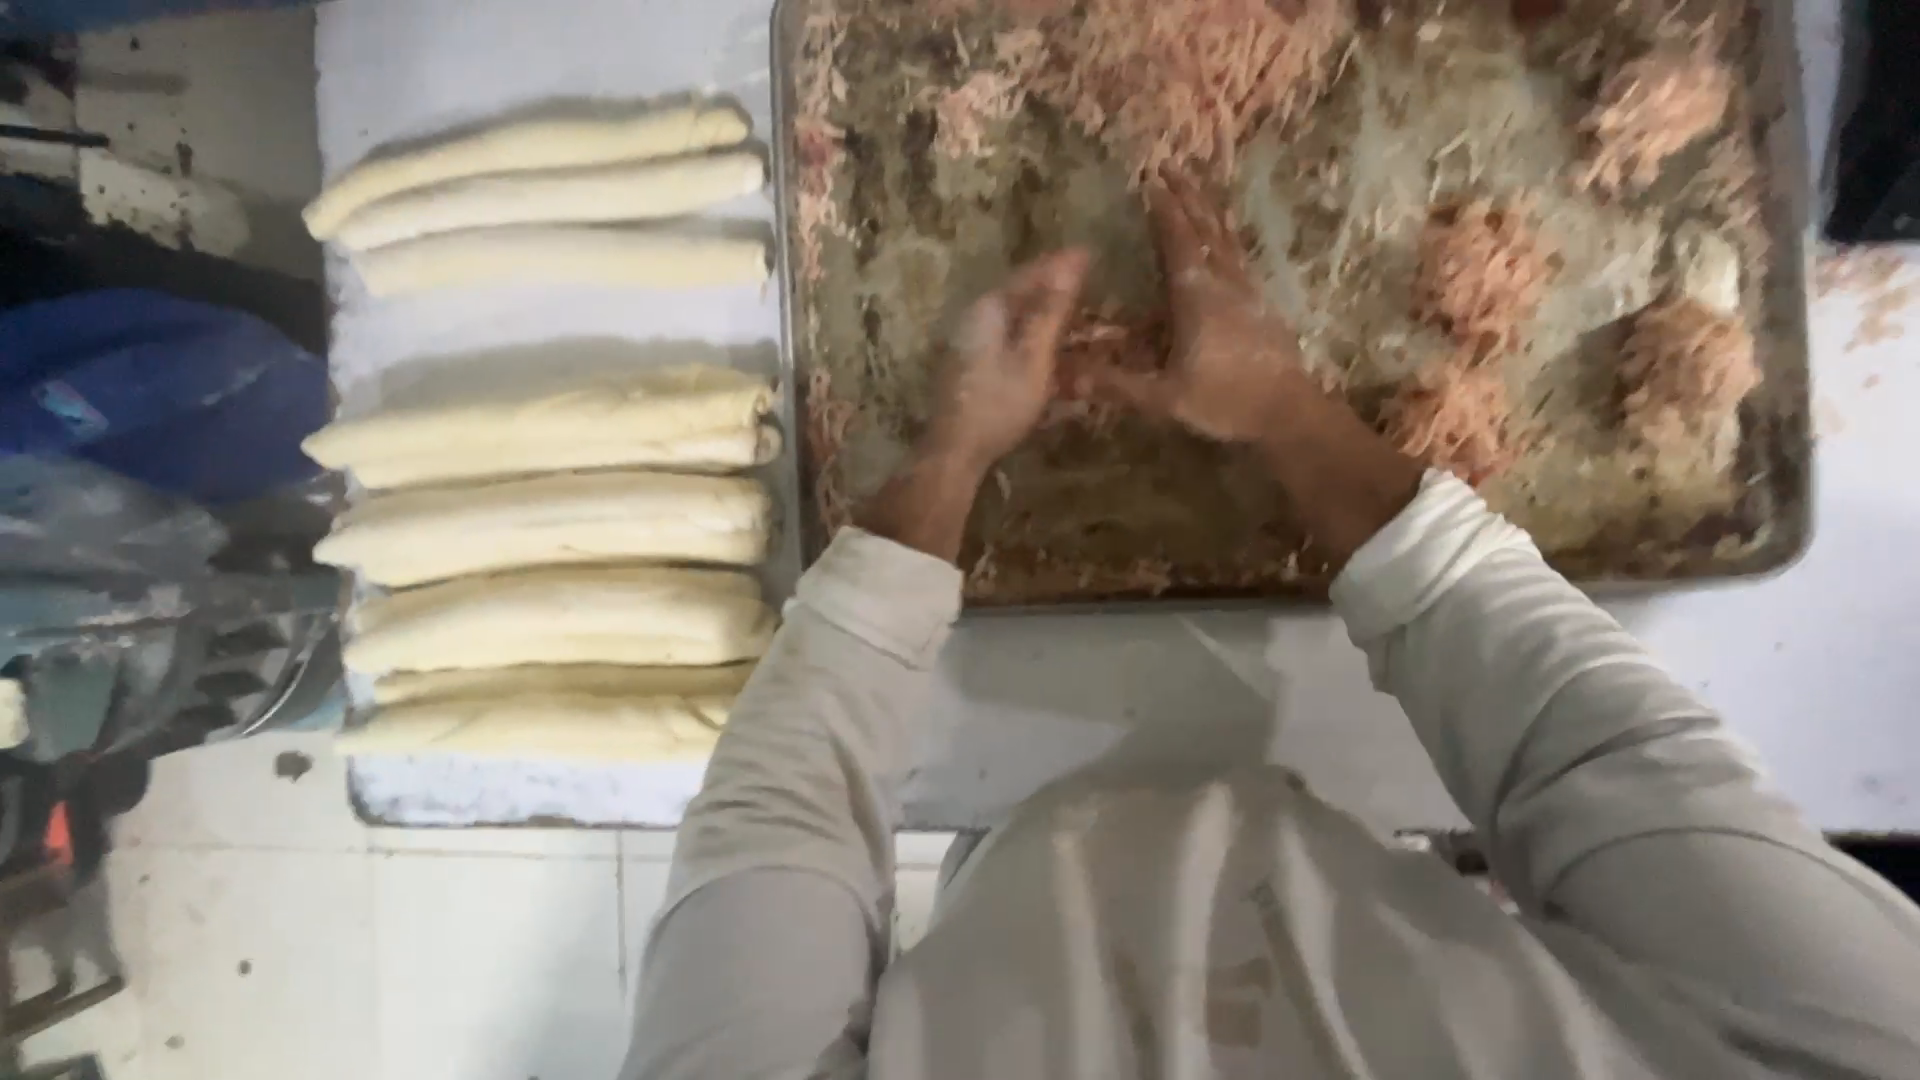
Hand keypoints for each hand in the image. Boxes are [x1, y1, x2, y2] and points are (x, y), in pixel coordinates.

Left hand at [923, 249, 1089, 469]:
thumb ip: (1050, 312)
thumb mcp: (1032, 357)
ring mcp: (966, 344)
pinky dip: (1028, 336)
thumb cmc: (999, 403)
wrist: (955, 450)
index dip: (1060, 265)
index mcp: (987, 309)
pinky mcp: (968, 367)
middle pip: (1016, 294)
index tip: (1089, 253)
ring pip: (1010, 318)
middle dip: (1049, 285)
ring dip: (1039, 312)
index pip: (1028, 275)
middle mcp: (972, 319)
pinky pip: (1004, 339)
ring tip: (1069, 308)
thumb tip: (1068, 266)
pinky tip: (1042, 345)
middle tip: (1082, 277)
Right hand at [1098, 170, 1311, 441]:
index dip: (1164, 211)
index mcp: (1197, 298)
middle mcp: (1224, 284)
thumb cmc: (1225, 402)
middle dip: (1187, 196)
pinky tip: (1224, 240)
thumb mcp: (1164, 399)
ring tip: (1198, 187)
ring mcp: (1247, 291)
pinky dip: (1226, 236)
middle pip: (1205, 228)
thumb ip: (1117, 385)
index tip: (1150, 181)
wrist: (1288, 412)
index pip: (1177, 243)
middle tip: (1172, 166)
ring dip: (1209, 210)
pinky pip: (1238, 257)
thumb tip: (1066, 376)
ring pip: (1226, 238)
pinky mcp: (1260, 305)